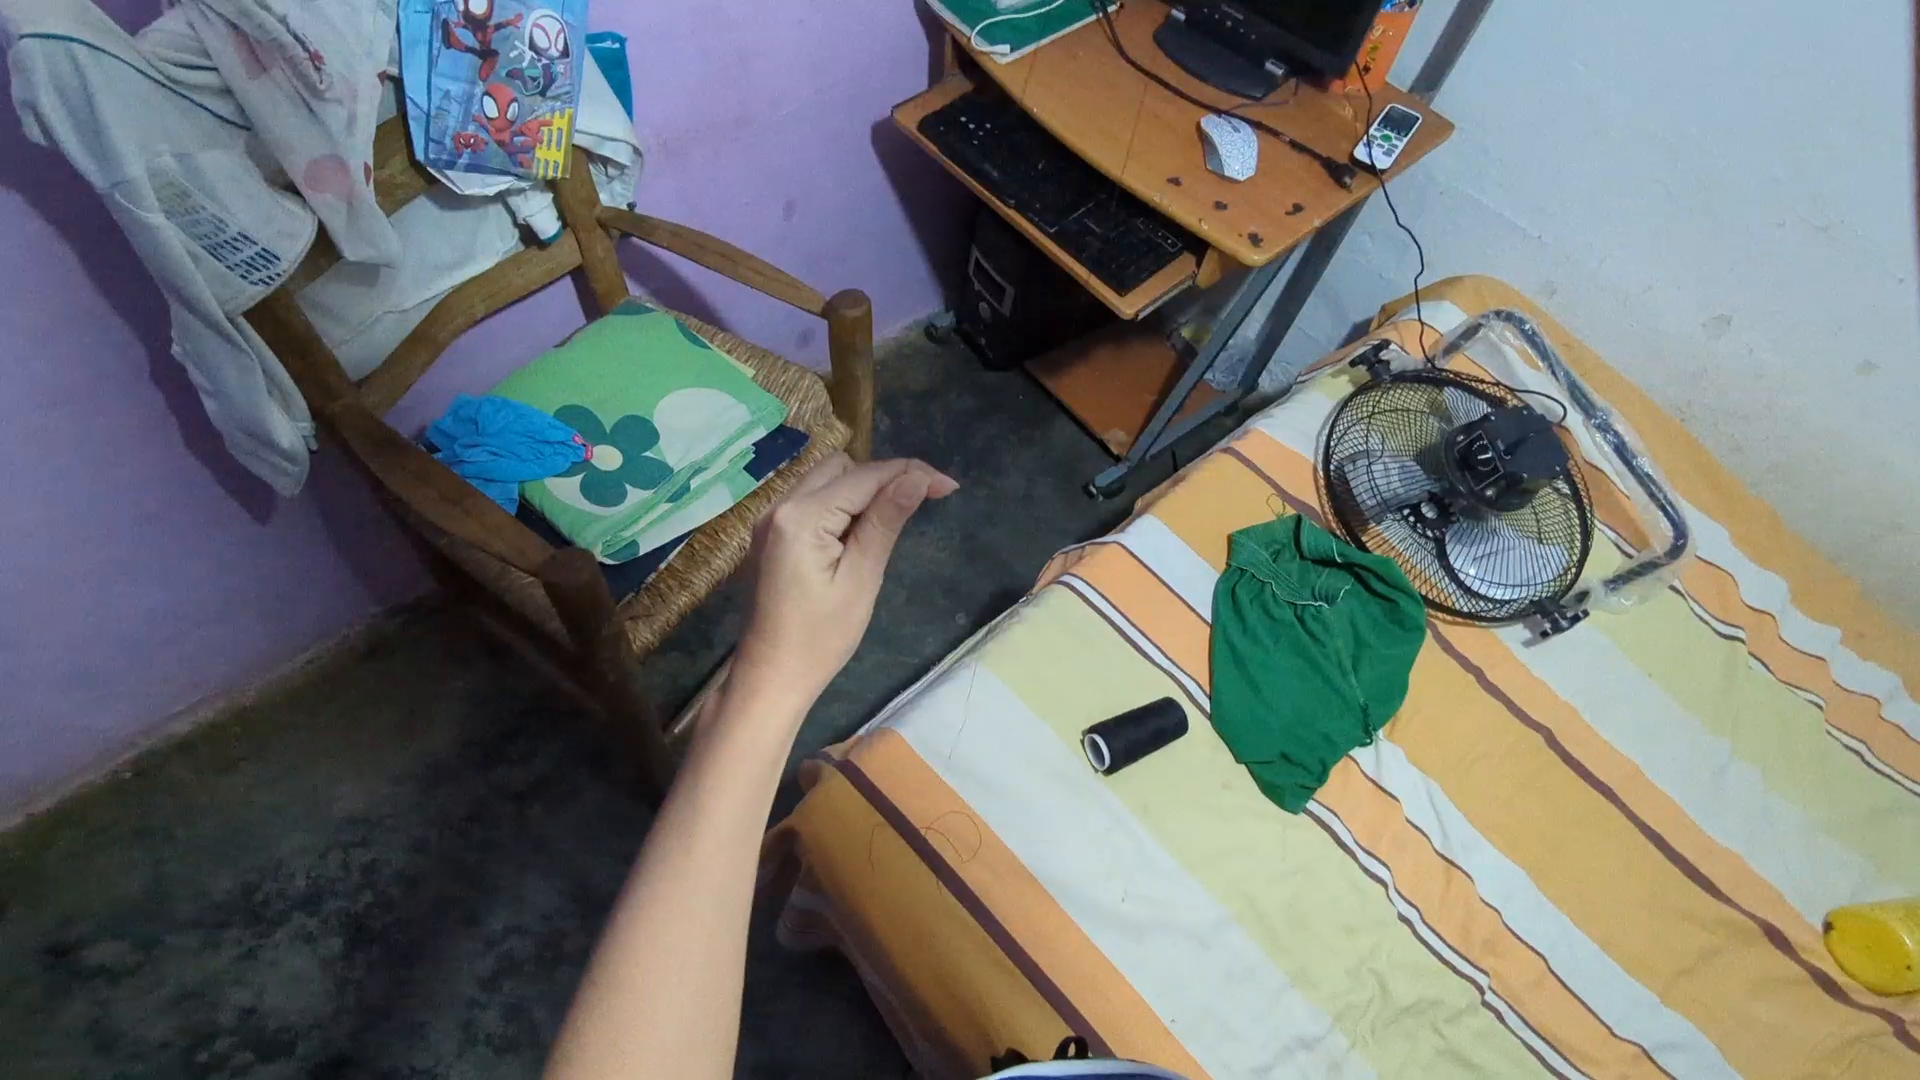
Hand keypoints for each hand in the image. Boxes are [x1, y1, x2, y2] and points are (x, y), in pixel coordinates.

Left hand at [729, 455, 957, 714]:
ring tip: (894, 518)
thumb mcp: (862, 578)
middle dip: (885, 477)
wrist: (772, 675)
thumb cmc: (821, 637)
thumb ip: (886, 521)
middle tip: (923, 502)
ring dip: (863, 489)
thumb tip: (917, 479)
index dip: (910, 474)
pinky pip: (811, 499)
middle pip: (843, 467)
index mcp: (802, 517)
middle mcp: (780, 505)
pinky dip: (841, 503)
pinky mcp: (771, 533)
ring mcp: (770, 518)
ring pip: (826, 478)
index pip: (865, 477)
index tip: (949, 487)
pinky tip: (860, 530)